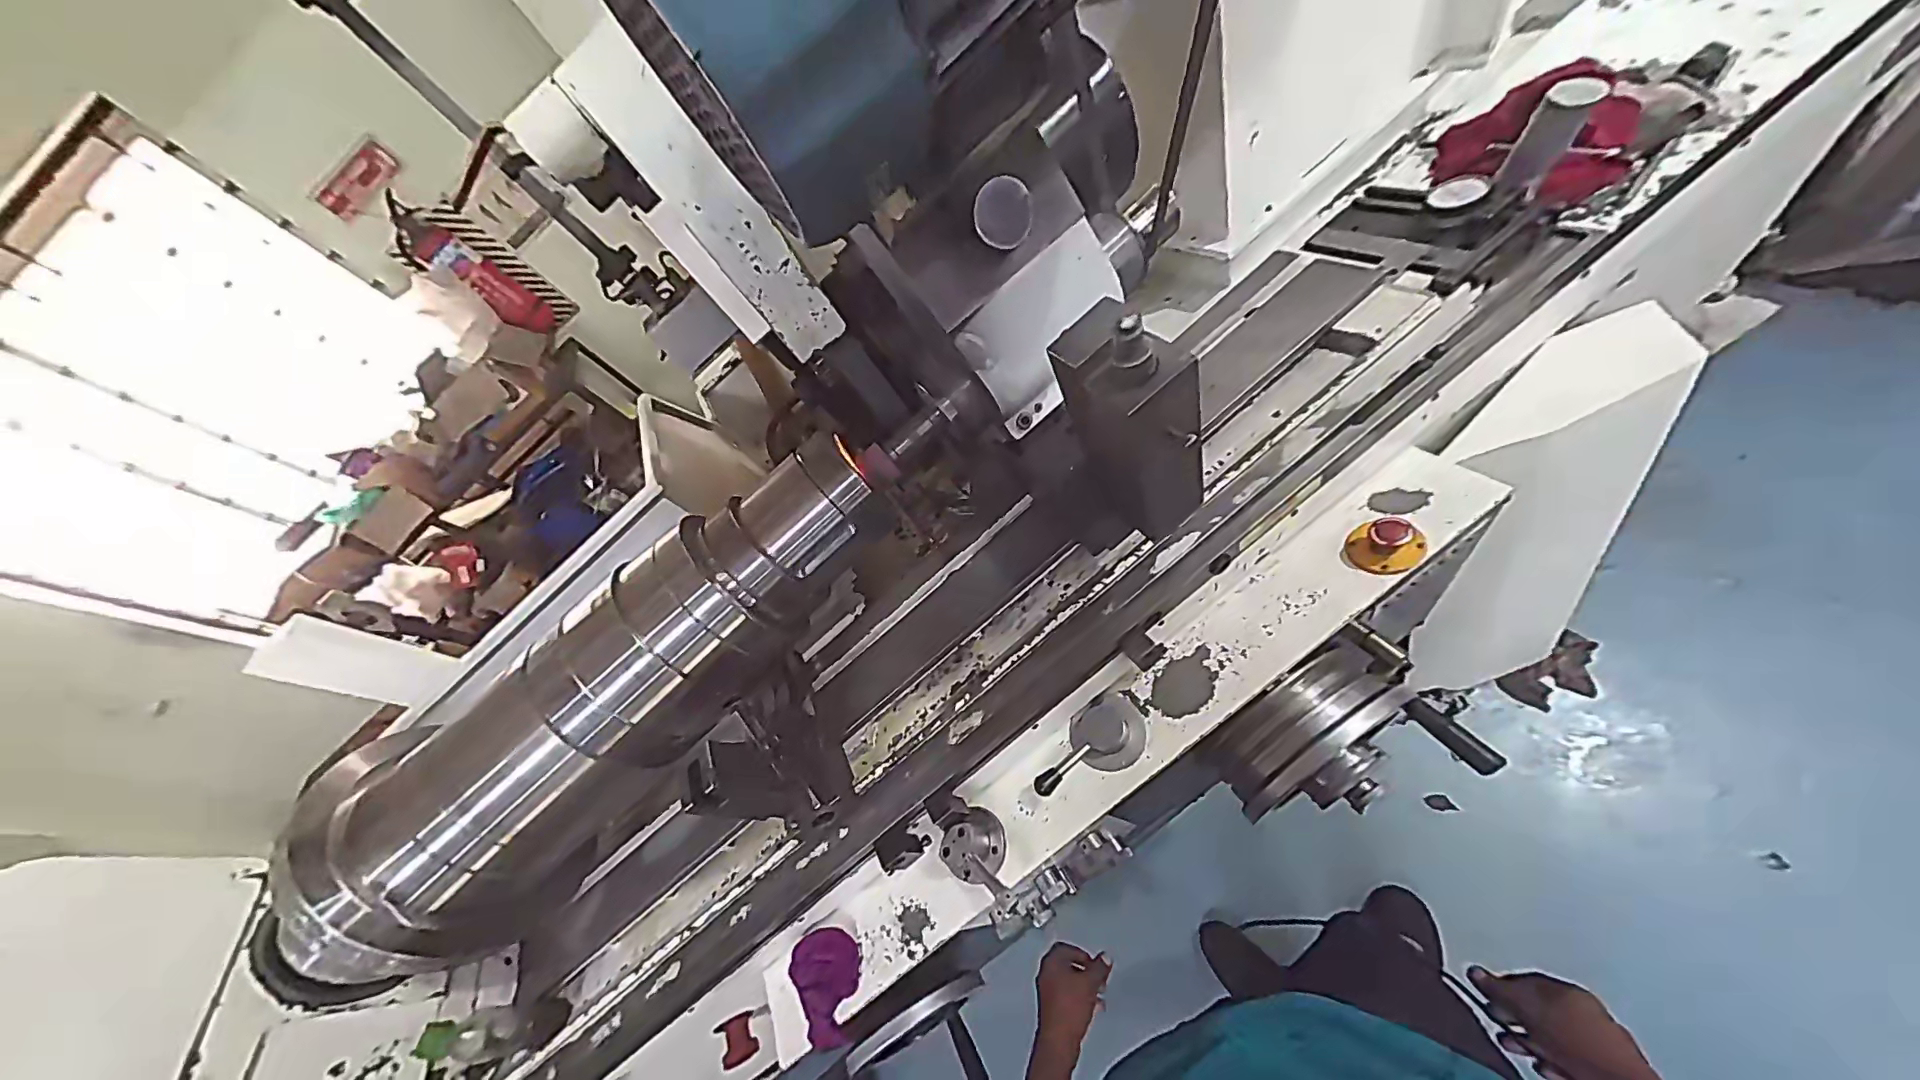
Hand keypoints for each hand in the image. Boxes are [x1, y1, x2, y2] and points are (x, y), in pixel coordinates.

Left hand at [1036, 943, 1110, 1045]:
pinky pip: (1065, 995)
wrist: (1059, 1039)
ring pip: (1067, 980)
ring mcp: (1046, 990)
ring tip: (1097, 994)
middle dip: (1085, 970)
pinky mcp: (1050, 1007)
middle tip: (1098, 978)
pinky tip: (1090, 1007)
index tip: (1095, 963)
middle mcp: (1045, 973)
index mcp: (1051, 962)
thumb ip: (1100, 968)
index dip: (1082, 953)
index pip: (1066, 947)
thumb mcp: (1091, 983)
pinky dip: (1078, 996)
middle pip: (1067, 963)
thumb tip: (1105, 957)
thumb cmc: (1070, 1008)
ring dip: (1083, 985)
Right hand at [1468, 968, 1660, 1079]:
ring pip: (1547, 1036)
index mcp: (1568, 991)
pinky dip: (1547, 1060)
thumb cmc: (1574, 1043)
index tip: (1481, 992)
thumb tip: (1474, 971)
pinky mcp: (1595, 1070)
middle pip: (1536, 1009)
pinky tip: (1542, 1065)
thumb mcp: (1526, 1008)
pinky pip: (1562, 1058)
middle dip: (1512, 1016)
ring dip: (1526, 1040)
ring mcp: (1593, 1043)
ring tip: (1514, 1046)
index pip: (1524, 979)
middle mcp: (1583, 1012)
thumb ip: (1497, 988)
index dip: (1499, 986)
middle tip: (1497, 1020)